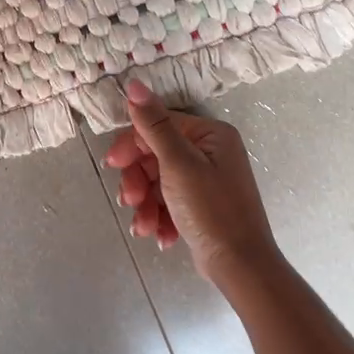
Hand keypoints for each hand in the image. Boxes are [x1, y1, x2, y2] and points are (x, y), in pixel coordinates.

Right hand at [103, 79, 281, 285]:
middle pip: (154, 155)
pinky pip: (168, 200)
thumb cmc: (211, 210)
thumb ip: (153, 124)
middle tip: (127, 200)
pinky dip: (158, 216)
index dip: (131, 144)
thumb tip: (134, 84)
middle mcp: (210, 152)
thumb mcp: (178, 164)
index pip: (157, 125)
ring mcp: (206, 179)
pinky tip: (157, 234)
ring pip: (157, 180)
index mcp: (210, 135)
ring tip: (143, 227)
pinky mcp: (200, 204)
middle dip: (137, 181)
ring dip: (144, 203)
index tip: (112, 164)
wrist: (241, 269)